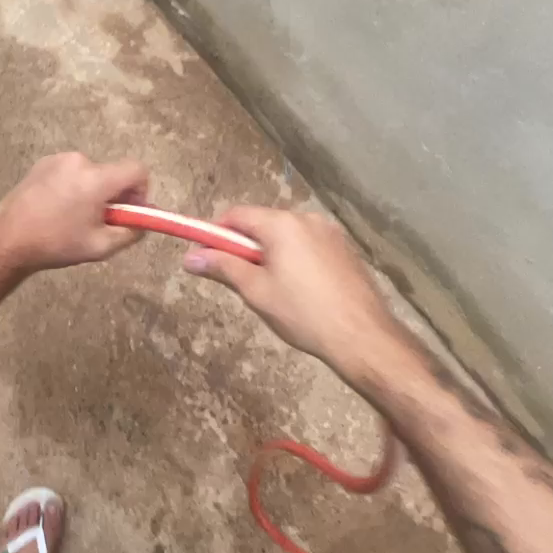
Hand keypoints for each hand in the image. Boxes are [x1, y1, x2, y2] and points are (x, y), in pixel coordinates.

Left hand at [0, 153, 148, 273]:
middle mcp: (80, 160)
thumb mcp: (101, 246)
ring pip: (91, 173)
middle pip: (112, 173)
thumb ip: (131, 232)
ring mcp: (58, 159)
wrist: (8, 239)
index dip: (140, 190)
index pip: (137, 169)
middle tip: (98, 221)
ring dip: (91, 191)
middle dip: (113, 195)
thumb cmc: (57, 244)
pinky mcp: (42, 163)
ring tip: (72, 218)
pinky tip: (56, 209)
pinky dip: (73, 186)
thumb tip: (145, 219)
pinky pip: (70, 172)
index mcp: (97, 178)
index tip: (129, 210)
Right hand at [182, 206, 408, 372]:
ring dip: (272, 253)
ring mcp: (329, 232)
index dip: (216, 233)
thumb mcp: (256, 291)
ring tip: (274, 291)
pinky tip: (302, 291)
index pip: (236, 215)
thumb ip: (222, 267)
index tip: (206, 256)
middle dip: (246, 246)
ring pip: (287, 235)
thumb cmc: (303, 314)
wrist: (364, 337)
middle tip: (241, 281)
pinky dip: (296, 258)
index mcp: (281, 224)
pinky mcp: (345, 248)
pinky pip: (309, 245)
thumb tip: (189, 257)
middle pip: (262, 223)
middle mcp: (306, 218)